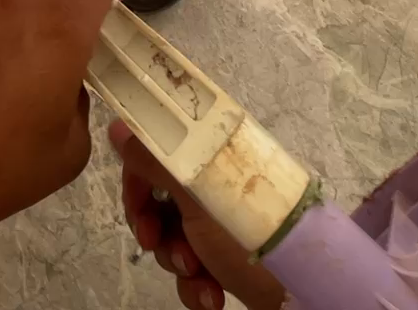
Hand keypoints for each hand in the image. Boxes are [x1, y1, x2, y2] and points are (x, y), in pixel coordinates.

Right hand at [112, 120, 286, 309]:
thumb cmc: (244, 233)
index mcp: (207, 157)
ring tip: (198, 277)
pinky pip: (193, 267)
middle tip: (160, 247)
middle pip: (158, 199)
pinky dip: (196, 284)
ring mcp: (219, 222)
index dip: (137, 182)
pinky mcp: (227, 256)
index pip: (154, 155)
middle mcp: (211, 184)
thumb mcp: (194, 194)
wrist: (299, 294)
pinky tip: (210, 297)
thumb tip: (118, 125)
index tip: (138, 211)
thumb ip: (154, 160)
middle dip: (156, 231)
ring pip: (172, 237)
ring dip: (176, 262)